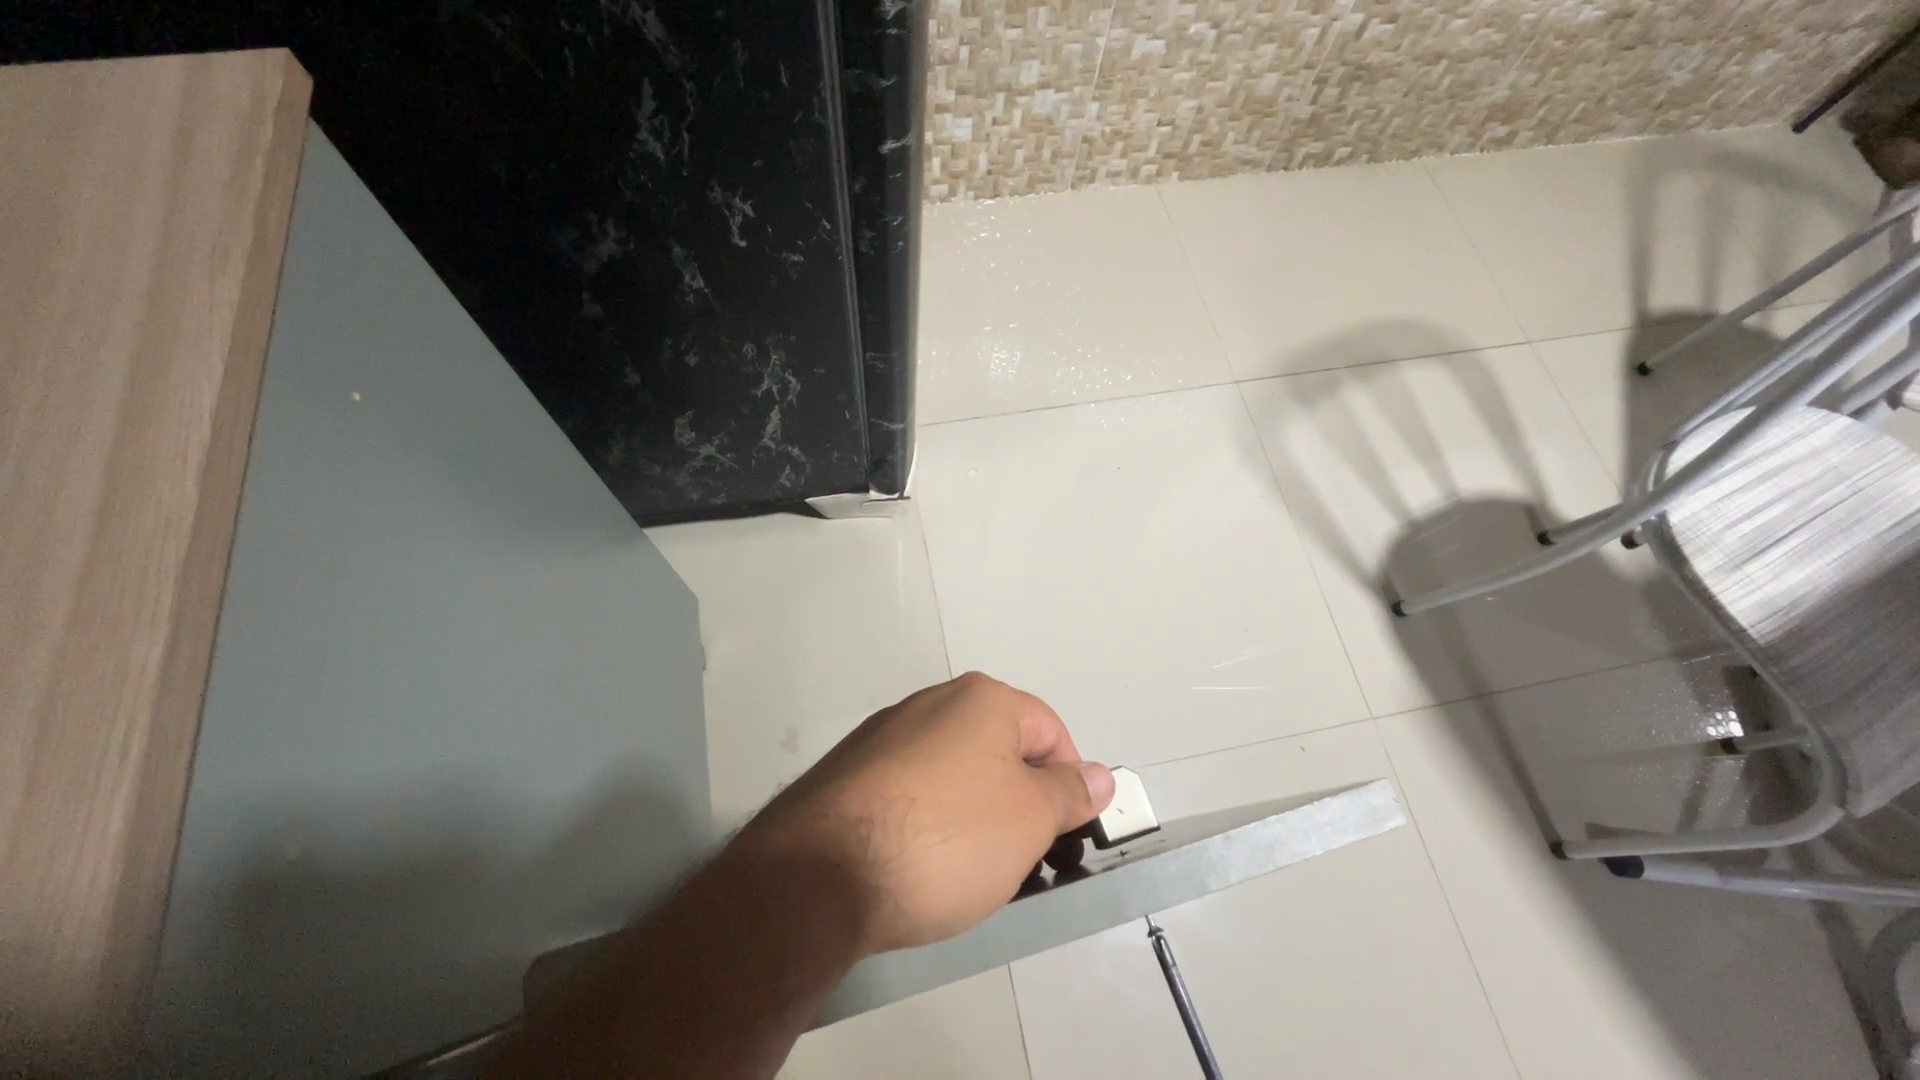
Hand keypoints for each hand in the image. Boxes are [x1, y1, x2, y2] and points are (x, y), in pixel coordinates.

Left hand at [734, 672, 1115, 953]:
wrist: (819, 875)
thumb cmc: (945, 839)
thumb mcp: (1029, 820)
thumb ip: (1070, 793)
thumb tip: (1097, 774)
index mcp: (980, 700)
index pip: (1050, 732)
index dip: (1067, 785)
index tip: (1062, 839)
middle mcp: (928, 705)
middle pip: (998, 754)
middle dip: (1018, 808)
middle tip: (1020, 863)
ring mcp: (880, 739)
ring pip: (952, 779)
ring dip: (973, 822)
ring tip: (967, 876)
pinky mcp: (845, 776)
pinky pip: (907, 798)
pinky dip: (925, 829)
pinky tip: (917, 871)